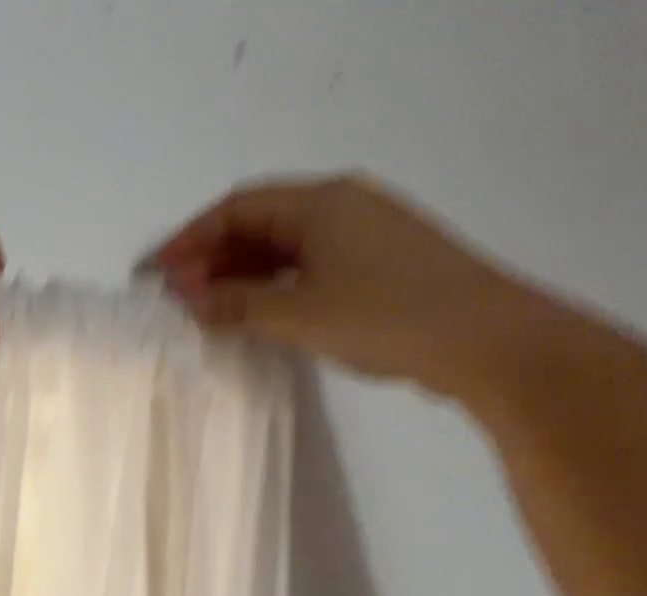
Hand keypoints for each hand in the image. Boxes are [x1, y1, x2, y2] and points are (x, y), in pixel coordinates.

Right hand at [149, 173, 560, 399]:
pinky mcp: (382, 267)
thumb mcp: (297, 313)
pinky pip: (310, 267)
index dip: (189, 240)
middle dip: (212, 259)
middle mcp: (344, 207)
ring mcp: (368, 236)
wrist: (490, 343)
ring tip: (207, 312)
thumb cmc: (385, 316)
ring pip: (285, 248)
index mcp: (322, 202)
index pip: (237, 207)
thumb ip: (235, 304)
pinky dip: (274, 287)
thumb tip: (184, 298)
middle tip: (177, 300)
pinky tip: (256, 316)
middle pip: (260, 224)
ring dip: (241, 276)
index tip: (155, 277)